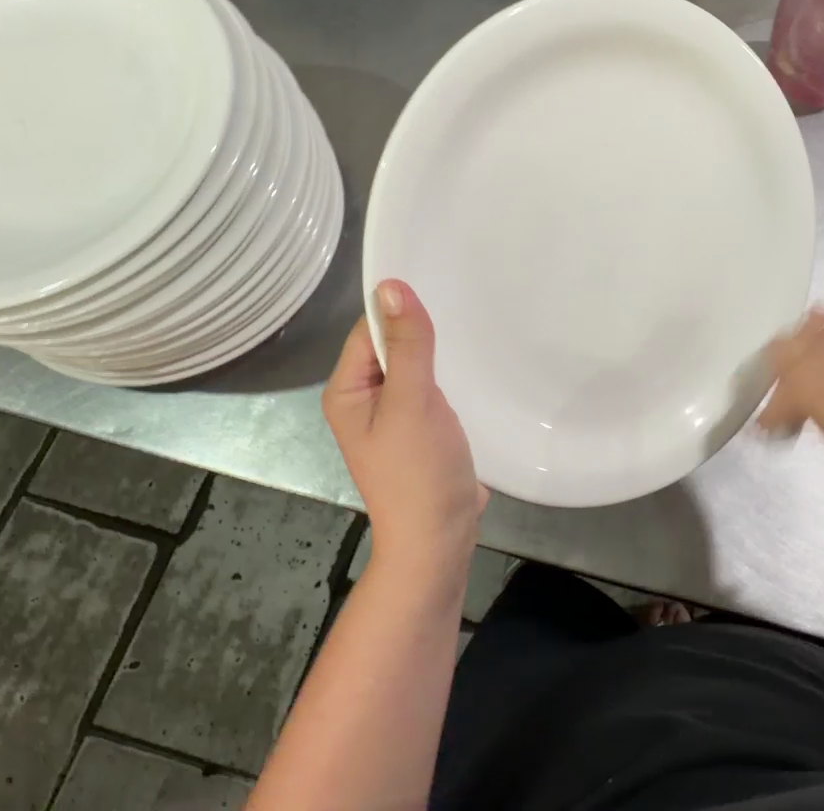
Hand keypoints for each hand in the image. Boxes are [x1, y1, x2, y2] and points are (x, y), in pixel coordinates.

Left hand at [324, 280, 486, 571]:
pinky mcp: (423, 429)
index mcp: (348, 391)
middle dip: (423, 329)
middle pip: (393, 345)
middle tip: (466, 304)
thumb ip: (407, 344)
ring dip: (440, 353)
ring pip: (417, 367)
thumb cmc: (417, 471)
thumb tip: (391, 285)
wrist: (439, 538)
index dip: (399, 308)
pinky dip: (451, 377)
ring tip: (476, 328)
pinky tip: (476, 366)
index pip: (369, 331)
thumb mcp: (413, 402)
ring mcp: (395, 416)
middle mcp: (366, 399)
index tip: (441, 285)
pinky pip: (433, 388)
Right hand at [759, 293, 823, 511]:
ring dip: (813, 338)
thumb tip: (803, 408)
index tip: (780, 428)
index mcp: (803, 383)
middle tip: (797, 394)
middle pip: (782, 343)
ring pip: (816, 317)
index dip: (774, 414)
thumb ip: (813, 413)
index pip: (774, 393)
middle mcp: (821, 348)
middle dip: (784, 368)